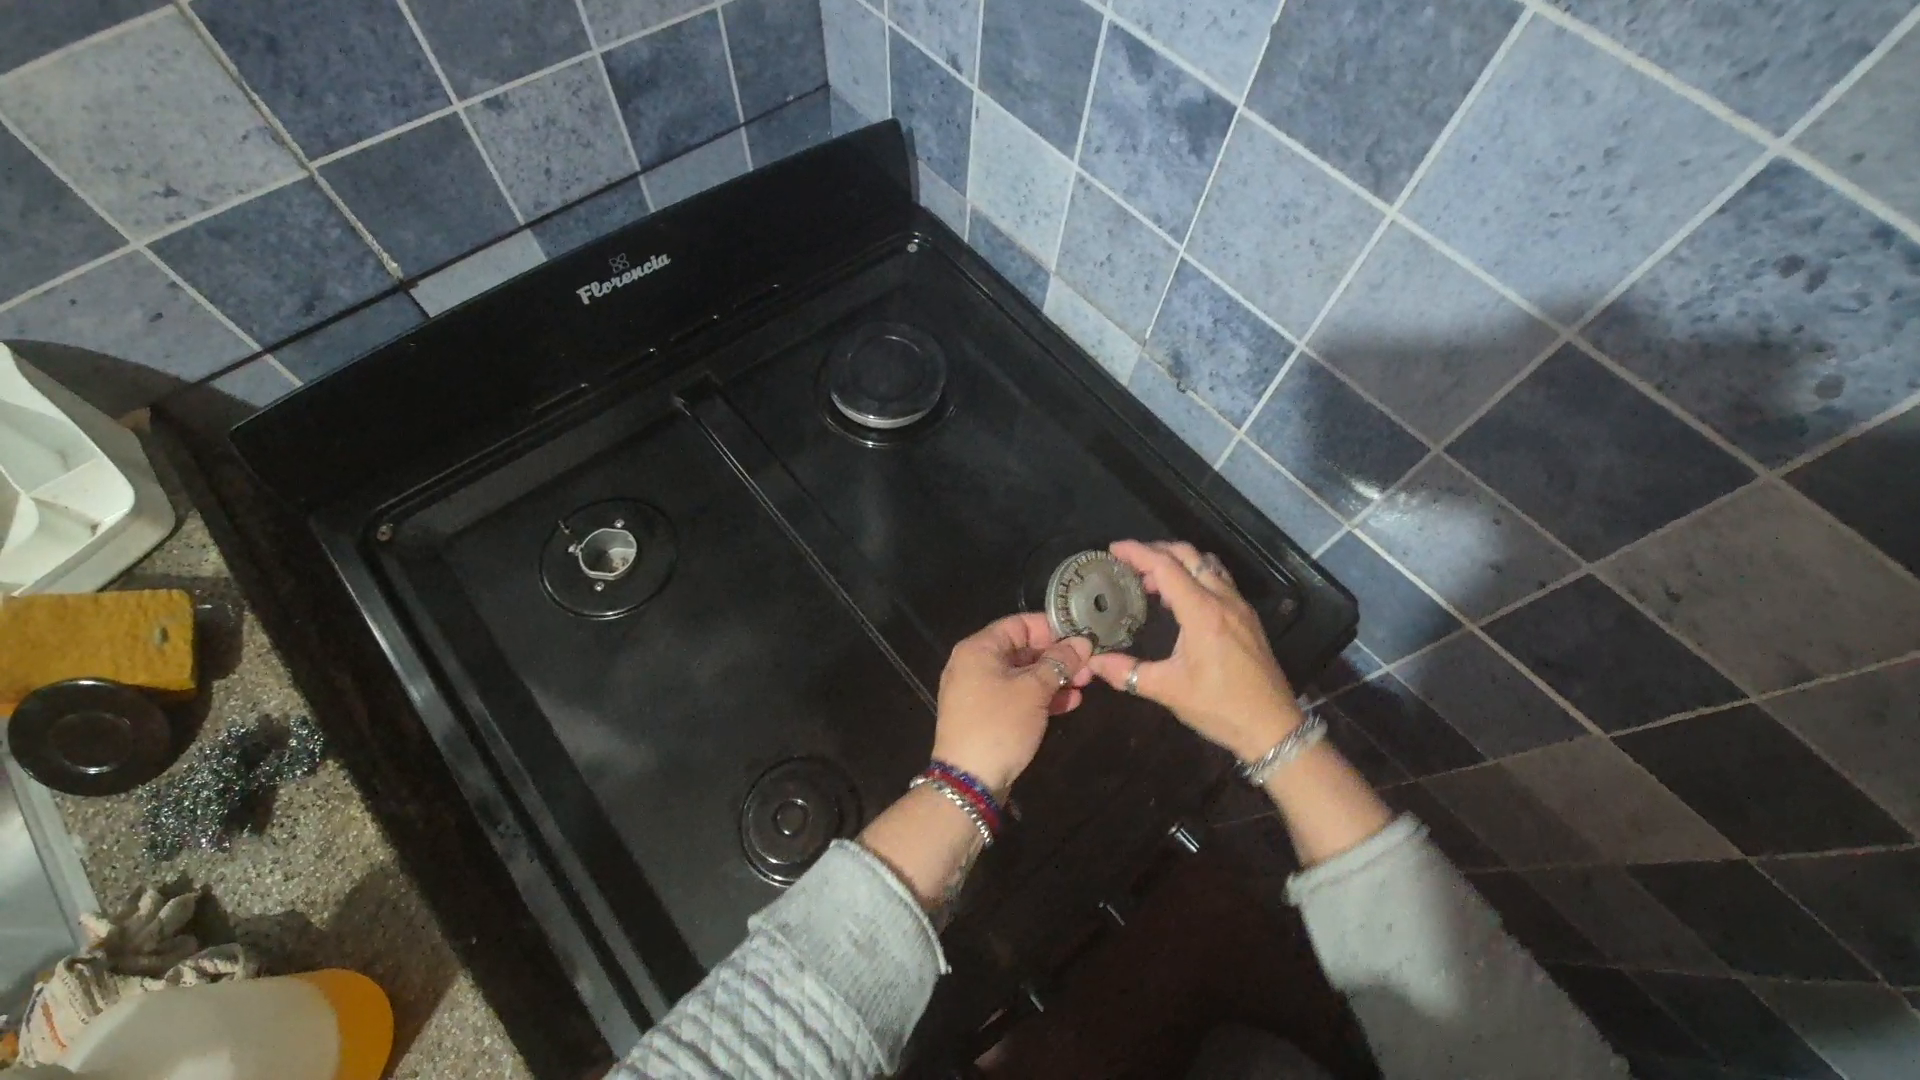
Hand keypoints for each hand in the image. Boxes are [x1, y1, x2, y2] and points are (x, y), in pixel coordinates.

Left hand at [932, 613, 1094, 795]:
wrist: (969, 781)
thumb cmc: (999, 724)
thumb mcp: (1033, 690)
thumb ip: (1059, 663)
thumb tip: (1081, 643)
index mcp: (978, 649)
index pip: (1018, 624)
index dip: (1051, 628)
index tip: (1080, 637)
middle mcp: (975, 665)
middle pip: (1022, 650)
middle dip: (1057, 657)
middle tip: (1089, 665)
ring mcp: (979, 692)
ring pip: (1023, 675)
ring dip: (1053, 678)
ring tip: (1085, 684)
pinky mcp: (987, 716)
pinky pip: (1017, 697)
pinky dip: (1041, 697)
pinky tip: (1070, 702)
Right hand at [1086, 540, 1302, 761]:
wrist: (1273, 727)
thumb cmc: (1220, 707)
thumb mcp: (1168, 690)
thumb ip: (1127, 673)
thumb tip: (1093, 662)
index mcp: (1202, 612)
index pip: (1166, 567)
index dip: (1138, 553)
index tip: (1113, 550)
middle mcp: (1223, 600)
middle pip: (1189, 555)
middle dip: (1157, 551)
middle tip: (1129, 563)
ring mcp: (1239, 607)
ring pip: (1207, 565)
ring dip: (1179, 562)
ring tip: (1152, 581)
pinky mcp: (1248, 618)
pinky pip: (1219, 581)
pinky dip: (1196, 577)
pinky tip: (1180, 600)